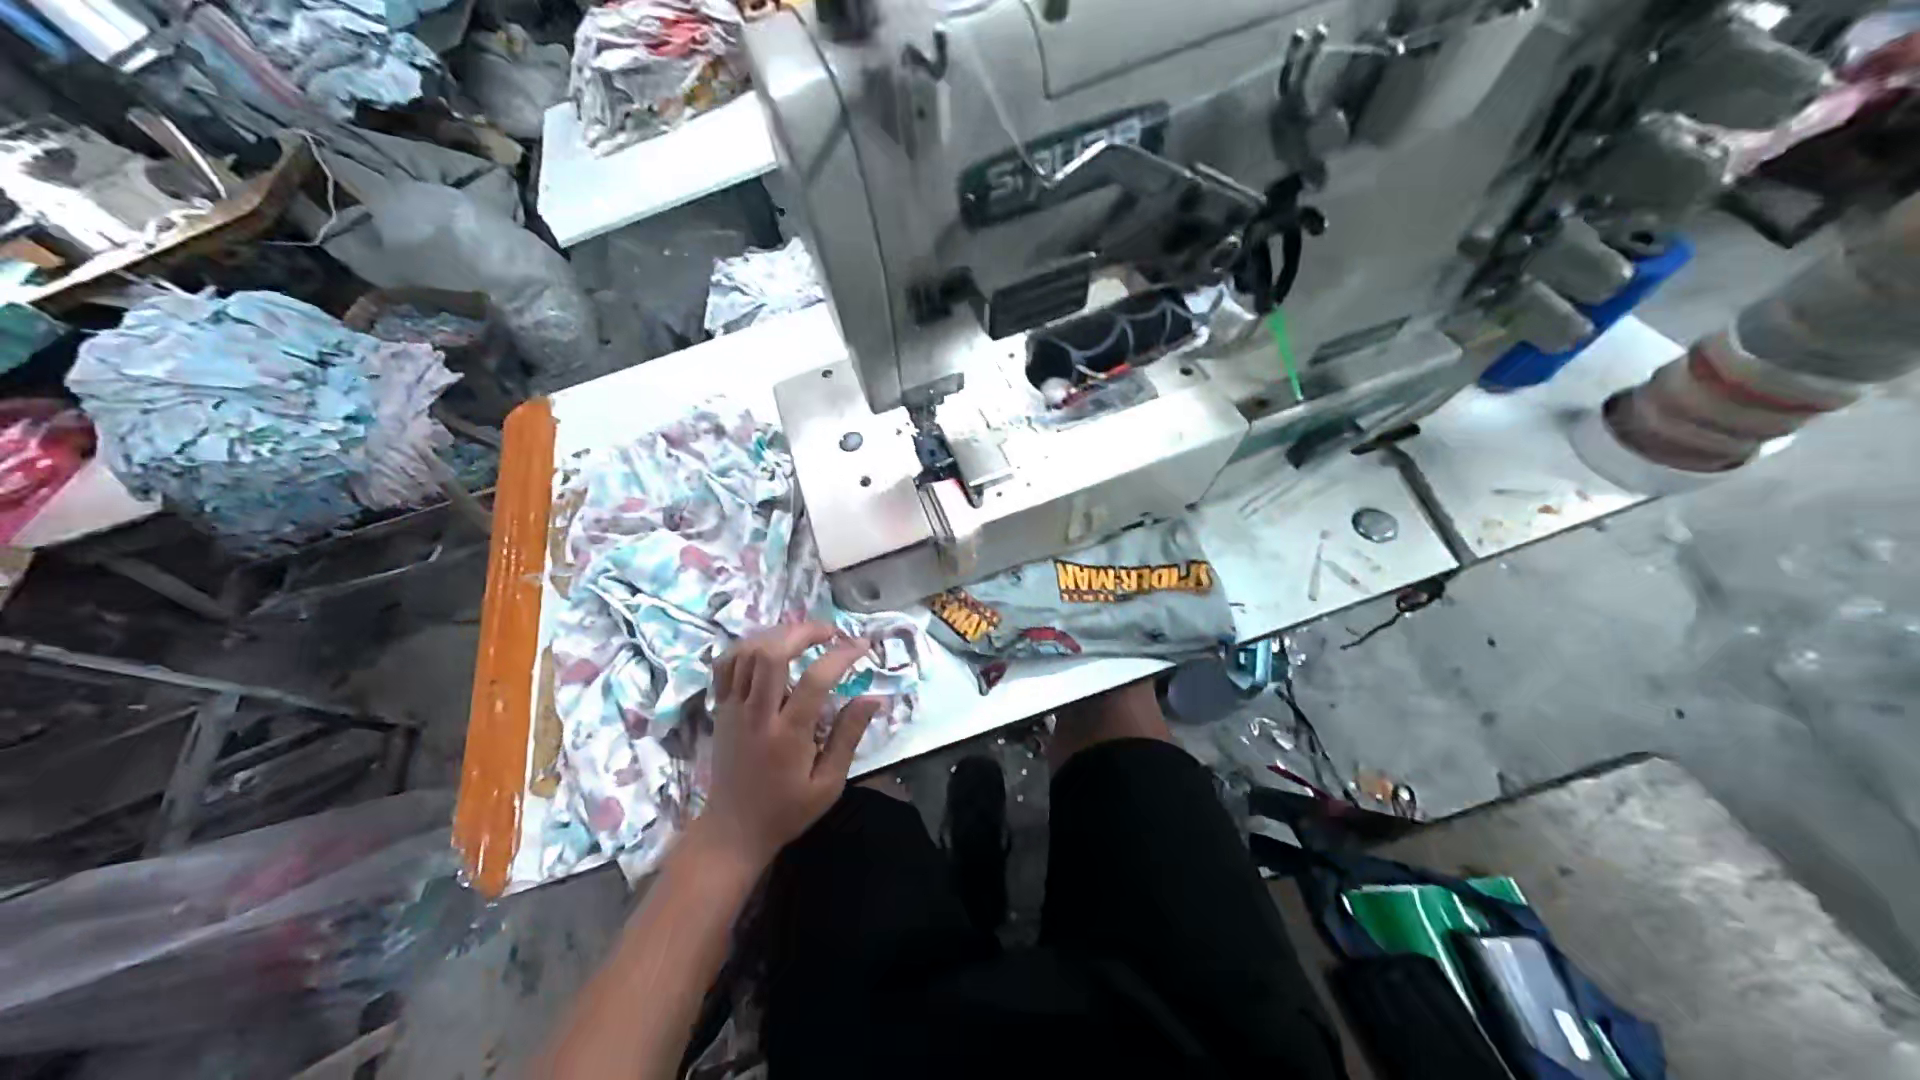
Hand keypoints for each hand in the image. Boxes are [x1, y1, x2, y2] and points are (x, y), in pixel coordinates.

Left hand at [695, 623, 881, 869]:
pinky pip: (725, 663)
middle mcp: (757, 714)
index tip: (862, 645)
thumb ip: (849, 736)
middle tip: (830, 631)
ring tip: (802, 635)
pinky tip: (769, 647)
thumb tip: (874, 698)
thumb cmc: (786, 810)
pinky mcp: (720, 708)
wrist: (732, 829)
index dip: (841, 655)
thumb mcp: (829, 783)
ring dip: (777, 634)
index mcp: (787, 735)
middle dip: (804, 631)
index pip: (815, 680)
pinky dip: (747, 646)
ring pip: (747, 652)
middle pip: (772, 653)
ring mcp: (733, 708)